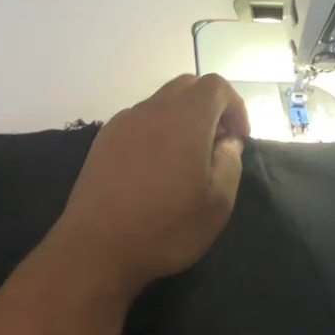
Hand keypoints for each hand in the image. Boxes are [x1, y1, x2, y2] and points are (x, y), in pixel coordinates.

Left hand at [48, 74, 249, 294]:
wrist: (96, 248)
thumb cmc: (165, 229)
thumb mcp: (217, 205)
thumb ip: (230, 164)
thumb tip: (227, 142)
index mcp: (185, 119)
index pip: (215, 86)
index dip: (235, 106)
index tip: (239, 139)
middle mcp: (151, 110)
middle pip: (186, 87)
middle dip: (209, 107)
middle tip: (216, 145)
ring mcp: (122, 124)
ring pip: (159, 103)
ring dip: (181, 120)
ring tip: (185, 161)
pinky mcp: (102, 141)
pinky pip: (137, 122)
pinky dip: (155, 132)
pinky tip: (154, 169)